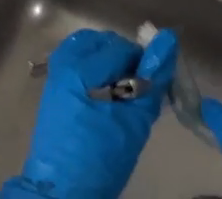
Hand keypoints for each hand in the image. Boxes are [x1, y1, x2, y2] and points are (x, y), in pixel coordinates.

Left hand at [0, 28, 178, 198]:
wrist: (64, 192)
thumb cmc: (103, 157)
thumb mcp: (136, 121)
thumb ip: (153, 78)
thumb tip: (169, 39)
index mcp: (82, 70)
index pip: (121, 48)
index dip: (141, 63)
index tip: (147, 85)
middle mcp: (65, 64)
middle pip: (103, 42)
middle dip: (122, 57)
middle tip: (133, 86)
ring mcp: (55, 74)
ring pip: (88, 47)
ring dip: (107, 58)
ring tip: (117, 86)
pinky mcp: (52, 86)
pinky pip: (75, 59)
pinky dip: (92, 65)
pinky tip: (101, 89)